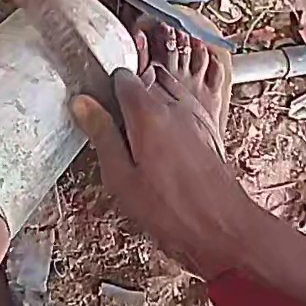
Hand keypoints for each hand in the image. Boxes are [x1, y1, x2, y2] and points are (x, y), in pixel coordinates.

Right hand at [71, 66, 268, 275]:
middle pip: (145, 81)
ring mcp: (195, 116)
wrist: (222, 227)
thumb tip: (83, 104)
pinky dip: (169, 114)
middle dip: (127, 97)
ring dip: (150, 103)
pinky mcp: (207, 129)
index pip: (122, 77)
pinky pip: (182, 107)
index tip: (97, 108)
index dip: (106, 90)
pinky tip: (161, 145)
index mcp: (148, 113)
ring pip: (166, 91)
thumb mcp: (121, 176)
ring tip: (137, 137)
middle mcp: (175, 106)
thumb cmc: (172, 209)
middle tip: (115, 128)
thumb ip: (102, 133)